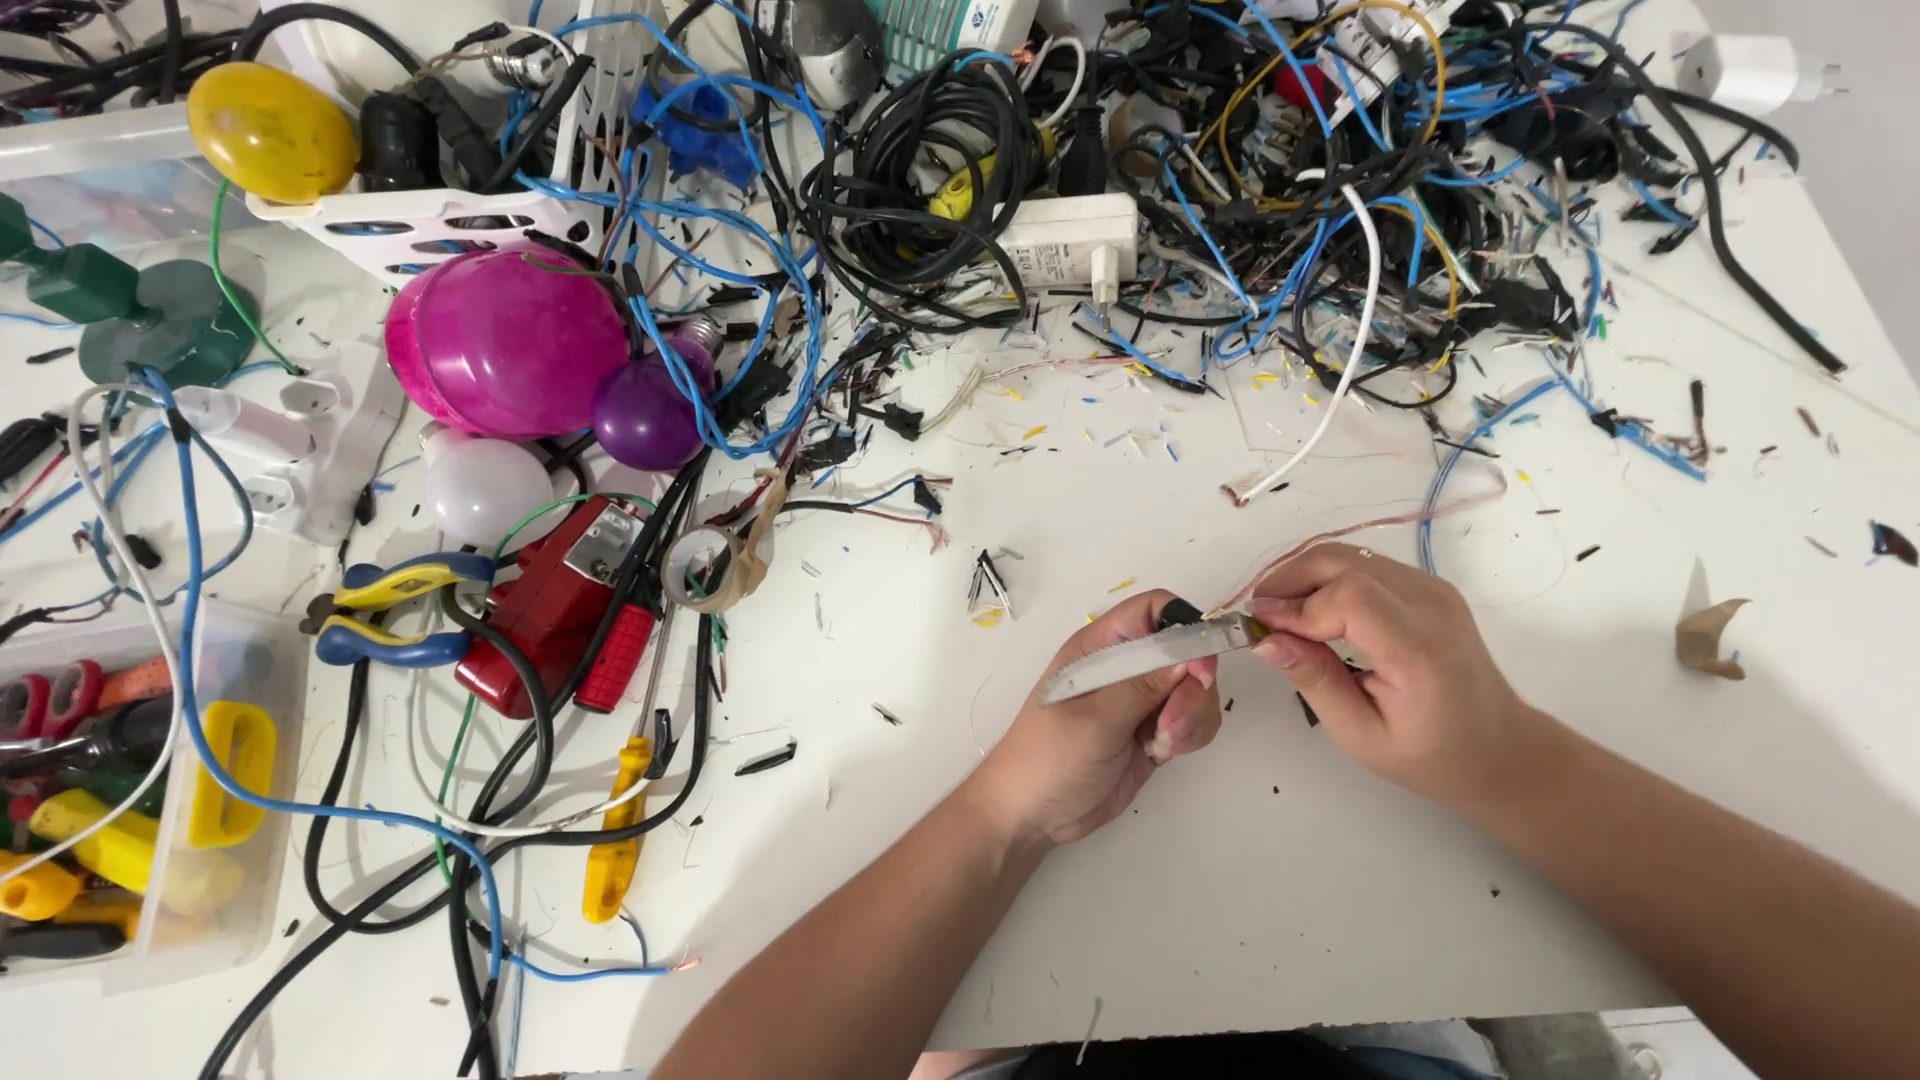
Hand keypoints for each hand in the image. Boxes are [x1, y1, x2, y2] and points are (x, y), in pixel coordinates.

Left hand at [965, 590, 1223, 846]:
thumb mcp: (1096, 719)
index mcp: (1100, 647)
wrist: (1033, 813)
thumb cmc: (1050, 756)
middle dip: (1193, 686)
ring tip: (1161, 743)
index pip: (1153, 610)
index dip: (1183, 626)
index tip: (1198, 666)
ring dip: (1193, 715)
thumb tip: (1190, 656)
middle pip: (1185, 653)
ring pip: (1195, 690)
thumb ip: (1143, 687)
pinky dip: (1190, 735)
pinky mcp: (1152, 733)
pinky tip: (1162, 753)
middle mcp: (1124, 667)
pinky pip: (1192, 721)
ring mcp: (1141, 701)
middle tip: (1172, 721)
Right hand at [1248, 544, 1564, 812]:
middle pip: (1344, 561)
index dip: (1296, 607)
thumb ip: (1314, 681)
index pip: (1349, 598)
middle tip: (1260, 615)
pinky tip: (1312, 612)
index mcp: (1420, 653)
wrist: (1500, 748)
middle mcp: (1431, 607)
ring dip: (1304, 576)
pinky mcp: (1427, 586)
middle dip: (1289, 579)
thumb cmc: (1430, 755)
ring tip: (1281, 616)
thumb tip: (1264, 639)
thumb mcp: (1360, 734)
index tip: (1261, 630)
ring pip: (1348, 556)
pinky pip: (1362, 564)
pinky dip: (1325, 579)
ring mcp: (1433, 590)